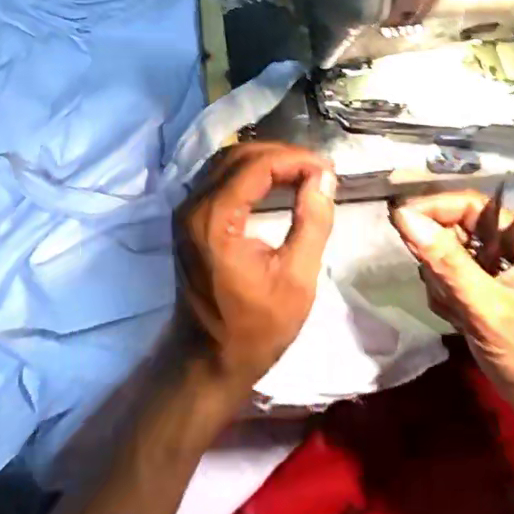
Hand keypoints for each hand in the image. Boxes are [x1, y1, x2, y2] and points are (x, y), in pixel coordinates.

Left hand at [173, 142, 335, 388]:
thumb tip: (324, 178)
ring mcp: (185, 211)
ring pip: (224, 163)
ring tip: (302, 173)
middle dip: (280, 155)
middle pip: (237, 156)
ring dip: (264, 161)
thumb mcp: (296, 279)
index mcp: (214, 219)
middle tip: (318, 170)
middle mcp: (192, 206)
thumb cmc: (255, 328)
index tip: (328, 170)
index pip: (255, 165)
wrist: (207, 358)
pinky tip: (275, 184)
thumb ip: (312, 223)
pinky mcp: (188, 219)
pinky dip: (248, 174)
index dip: (294, 159)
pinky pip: (218, 179)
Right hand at [390, 190, 513, 431]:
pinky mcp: (491, 288)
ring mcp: (504, 268)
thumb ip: (445, 261)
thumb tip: (404, 216)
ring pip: (449, 253)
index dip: (432, 209)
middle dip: (439, 257)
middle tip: (441, 288)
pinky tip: (459, 319)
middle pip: (457, 228)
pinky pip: (452, 275)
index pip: (471, 206)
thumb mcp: (486, 308)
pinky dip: (447, 294)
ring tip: (458, 311)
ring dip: (442, 280)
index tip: (396, 220)